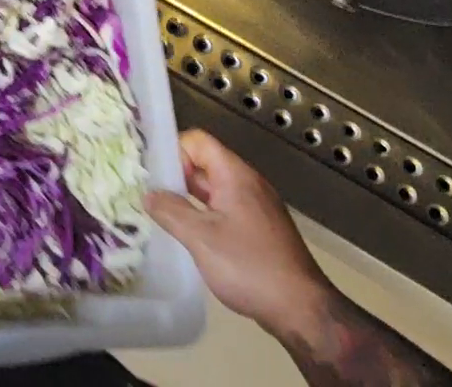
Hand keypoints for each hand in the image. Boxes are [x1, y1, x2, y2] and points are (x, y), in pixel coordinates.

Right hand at [146, 129, 332, 342]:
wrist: (302, 310)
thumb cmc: (249, 266)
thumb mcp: (201, 238)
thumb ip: (170, 211)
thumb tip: (148, 194)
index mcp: (235, 175)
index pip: (197, 141)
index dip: (174, 152)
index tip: (158, 179)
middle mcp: (248, 183)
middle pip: (205, 163)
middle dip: (177, 176)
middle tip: (150, 197)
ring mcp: (257, 207)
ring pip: (215, 189)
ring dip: (189, 198)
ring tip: (164, 217)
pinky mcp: (260, 229)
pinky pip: (226, 208)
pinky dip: (206, 215)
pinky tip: (193, 237)